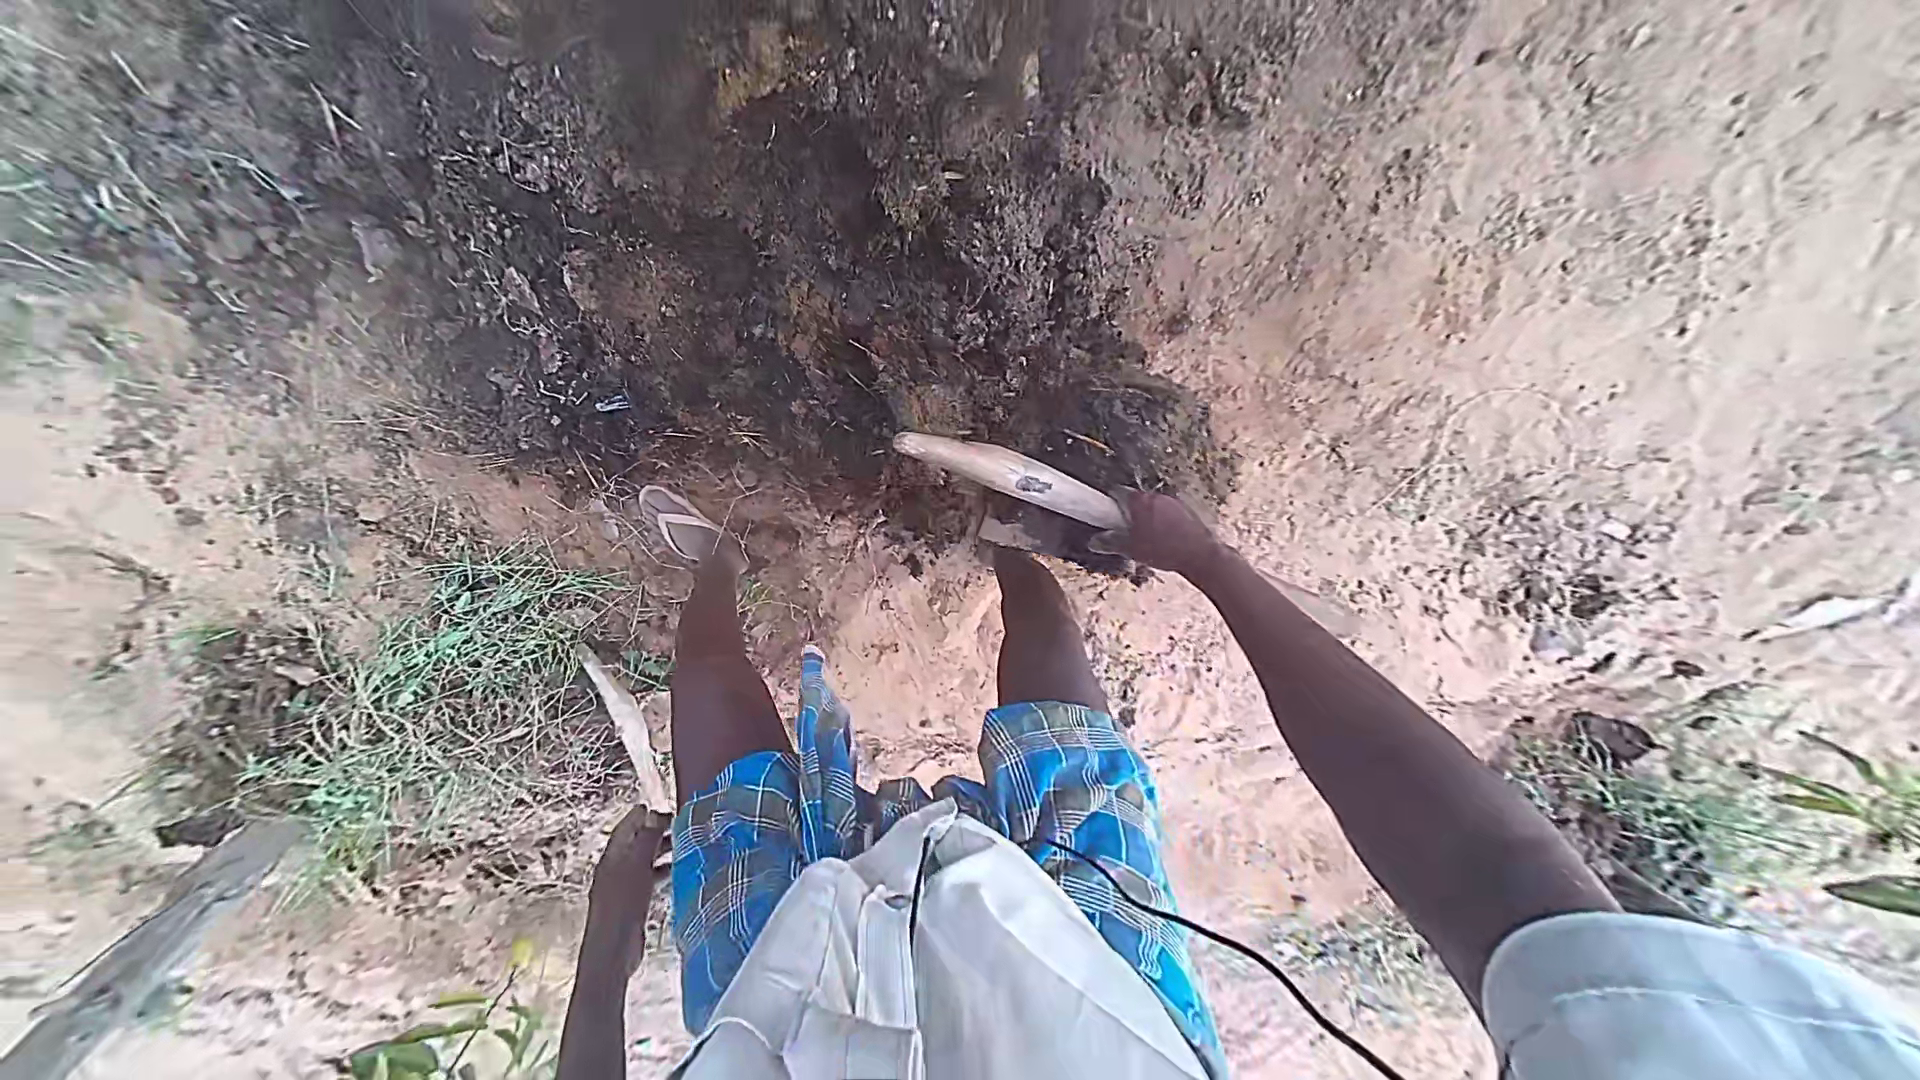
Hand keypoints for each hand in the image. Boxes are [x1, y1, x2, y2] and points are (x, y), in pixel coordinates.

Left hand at [583, 805, 666, 980]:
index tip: (664, 806)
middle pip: (637, 842)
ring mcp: (624, 886)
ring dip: (663, 850)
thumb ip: (646, 838)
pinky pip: (650, 877)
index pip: (627, 826)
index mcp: (612, 856)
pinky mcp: (633, 902)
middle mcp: (616, 868)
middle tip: (682, 823)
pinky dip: (663, 869)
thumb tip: (653, 812)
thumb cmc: (623, 905)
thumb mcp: (637, 865)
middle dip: (657, 831)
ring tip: (685, 843)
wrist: (613, 952)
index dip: (643, 815)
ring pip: (645, 859)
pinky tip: (678, 870)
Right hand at [1095, 489, 1228, 577]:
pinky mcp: (1186, 510)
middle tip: (1126, 530)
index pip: (1119, 492)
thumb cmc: (1165, 550)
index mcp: (1140, 502)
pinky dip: (1163, 521)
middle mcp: (1156, 497)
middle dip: (1130, 512)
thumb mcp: (1131, 550)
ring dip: (1148, 516)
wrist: (1199, 555)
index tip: (1107, 511)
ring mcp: (1173, 502)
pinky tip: (1163, 539)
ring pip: (1153, 505)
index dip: (1111, 501)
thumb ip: (1110, 543)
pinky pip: (1168, 512)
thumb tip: (1094, 542)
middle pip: (1137, 499)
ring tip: (1147, 537)